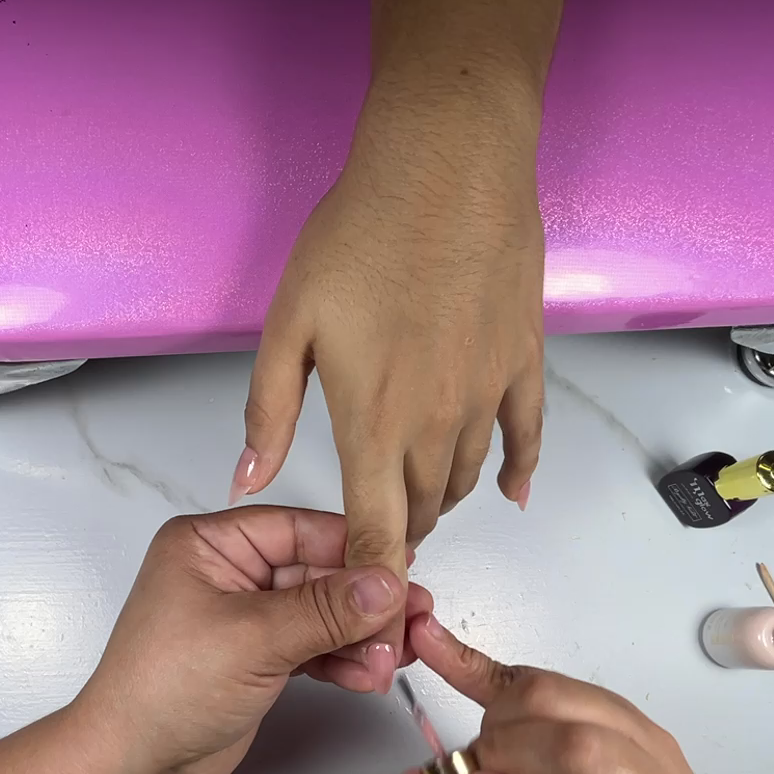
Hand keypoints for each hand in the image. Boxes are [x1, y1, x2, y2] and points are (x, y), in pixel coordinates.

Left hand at [76, 507, 432, 773]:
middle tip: (413, 620)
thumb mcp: (252, 638)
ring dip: (359, 636)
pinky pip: (312, 645)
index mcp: (212, 544)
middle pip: (316, 572)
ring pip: (320, 612)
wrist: (134, 761)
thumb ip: (324, 610)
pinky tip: (368, 676)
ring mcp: (246, 614)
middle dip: (363, 602)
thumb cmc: (168, 685)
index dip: (354, 546)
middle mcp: (230, 571)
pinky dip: (341, 660)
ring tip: (396, 658)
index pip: (297, 529)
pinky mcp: (260, 653)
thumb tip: (387, 584)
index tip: (405, 564)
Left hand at [236, 88, 544, 571]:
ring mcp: (489, 397)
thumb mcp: (288, 329)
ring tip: (419, 514)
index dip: (370, 577)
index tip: (366, 608)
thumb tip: (246, 481)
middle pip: (421, 512)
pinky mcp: (524, 364)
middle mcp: (437, 426)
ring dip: (439, 504)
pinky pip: (527, 437)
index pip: (375, 532)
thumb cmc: (357, 240)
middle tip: (380, 552)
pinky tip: (512, 495)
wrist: (446, 165)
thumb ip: (269, 416)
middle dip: (398, 540)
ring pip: (466, 481)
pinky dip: (518, 472)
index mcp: (373, 425)